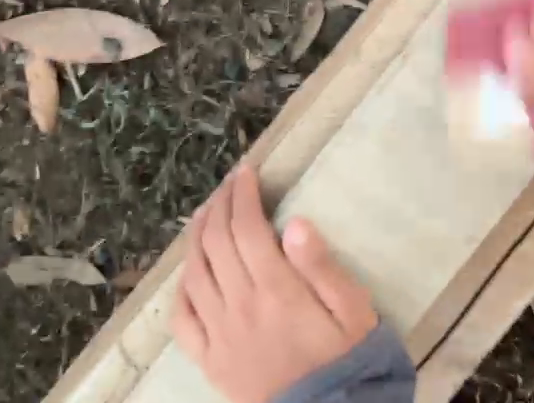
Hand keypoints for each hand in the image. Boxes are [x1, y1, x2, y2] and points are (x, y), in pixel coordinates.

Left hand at [171, 165, 379, 402]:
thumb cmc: (347, 357)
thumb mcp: (352, 309)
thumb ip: (321, 266)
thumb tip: (295, 223)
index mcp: (277, 290)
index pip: (248, 229)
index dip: (244, 195)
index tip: (247, 171)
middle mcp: (240, 307)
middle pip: (217, 243)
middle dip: (220, 205)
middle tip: (229, 183)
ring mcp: (219, 336)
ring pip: (195, 274)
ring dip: (196, 236)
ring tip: (206, 212)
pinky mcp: (210, 361)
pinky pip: (182, 319)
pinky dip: (181, 286)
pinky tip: (189, 269)